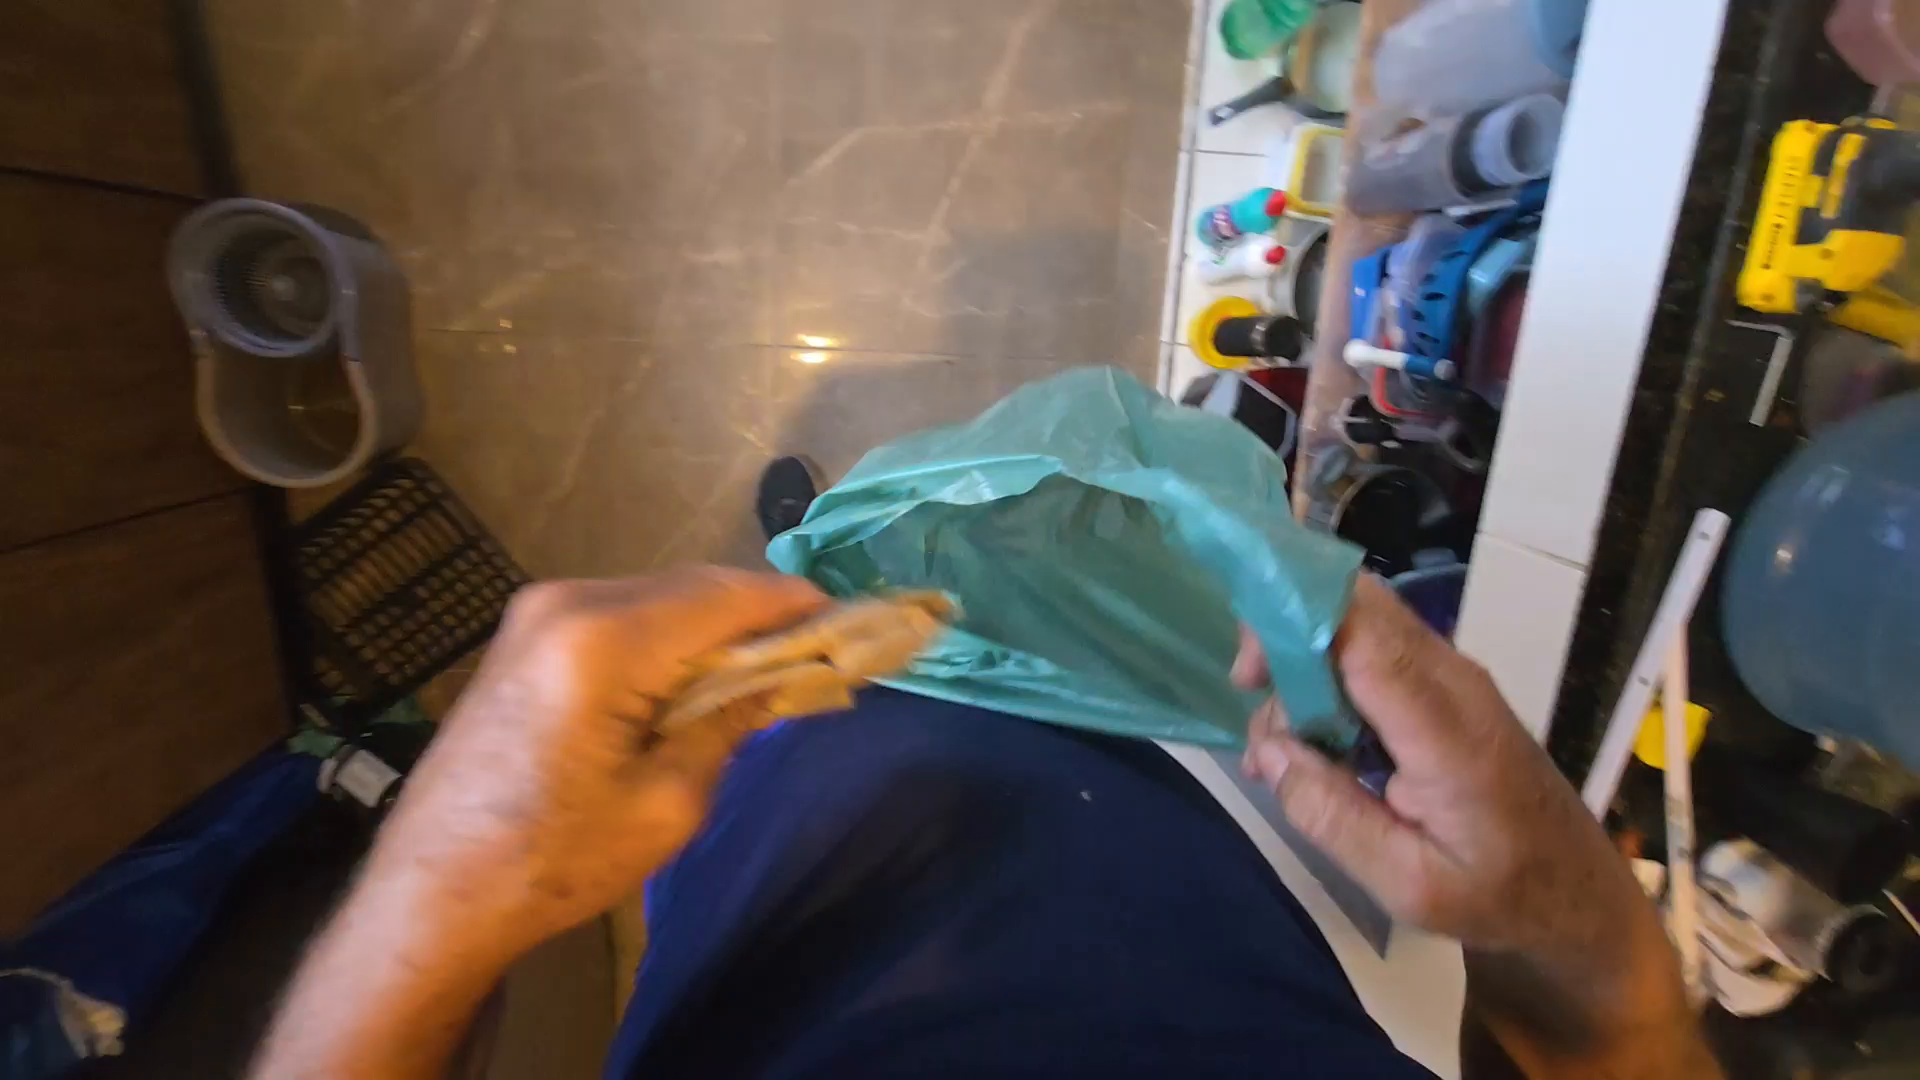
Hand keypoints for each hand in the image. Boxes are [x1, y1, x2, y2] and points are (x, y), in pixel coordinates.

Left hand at [363, 567, 827, 963]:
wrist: (427, 897)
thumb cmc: (554, 862)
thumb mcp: (670, 801)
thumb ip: (734, 720)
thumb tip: (787, 676)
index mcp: (605, 643)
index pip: (728, 598)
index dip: (793, 603)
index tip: (843, 617)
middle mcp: (571, 602)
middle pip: (698, 587)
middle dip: (760, 611)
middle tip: (811, 645)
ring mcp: (541, 609)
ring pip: (665, 594)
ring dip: (719, 621)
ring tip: (762, 659)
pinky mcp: (530, 627)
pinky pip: (630, 610)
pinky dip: (676, 630)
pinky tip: (697, 666)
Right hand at [1235, 576, 1703, 1072]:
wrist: (1579, 895)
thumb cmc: (1500, 896)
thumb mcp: (1409, 887)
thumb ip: (1333, 818)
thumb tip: (1270, 751)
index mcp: (1448, 731)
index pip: (1367, 634)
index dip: (1297, 620)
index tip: (1248, 668)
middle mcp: (1449, 680)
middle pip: (1355, 602)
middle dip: (1286, 628)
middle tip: (1250, 687)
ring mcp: (1446, 675)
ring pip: (1352, 621)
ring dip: (1298, 661)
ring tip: (1277, 746)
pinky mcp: (1437, 682)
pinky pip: (1364, 647)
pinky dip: (1320, 674)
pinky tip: (1306, 738)